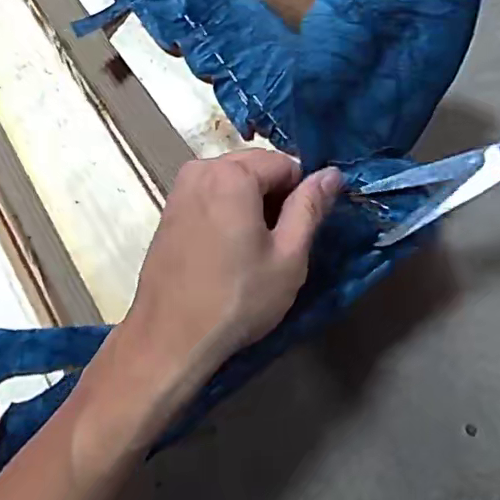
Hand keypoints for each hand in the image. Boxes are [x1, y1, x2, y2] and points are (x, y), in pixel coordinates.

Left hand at [120, 151, 342, 378]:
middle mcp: (200, 170)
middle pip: (255, 167)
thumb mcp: (288, 256)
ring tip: (253, 250)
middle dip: (274, 196)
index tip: (299, 230)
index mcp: (231, 174)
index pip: (285, 164)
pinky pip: (210, 195)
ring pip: (232, 181)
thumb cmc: (236, 298)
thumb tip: (331, 174)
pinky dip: (226, 211)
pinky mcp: (168, 209)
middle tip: (278, 243)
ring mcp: (180, 188)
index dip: (301, 194)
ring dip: (250, 204)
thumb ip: (310, 208)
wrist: (170, 336)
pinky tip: (227, 250)